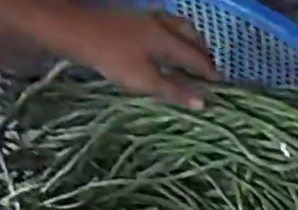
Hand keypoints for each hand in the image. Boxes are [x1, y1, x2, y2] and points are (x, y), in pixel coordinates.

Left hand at [0, 1, 217, 106]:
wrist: (75, 30)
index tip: (222, 90)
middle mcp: (160, 24)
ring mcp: (145, 17)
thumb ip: (175, 91)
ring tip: (193, 56)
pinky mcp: (132, 18)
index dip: (211, 75)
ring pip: (177, 25)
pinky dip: (173, 35)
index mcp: (168, 40)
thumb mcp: (147, 81)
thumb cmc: (113, 58)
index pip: (198, 60)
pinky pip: (162, 24)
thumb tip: (204, 104)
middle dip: (204, 53)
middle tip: (211, 71)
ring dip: (189, 40)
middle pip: (191, 35)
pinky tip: (167, 45)